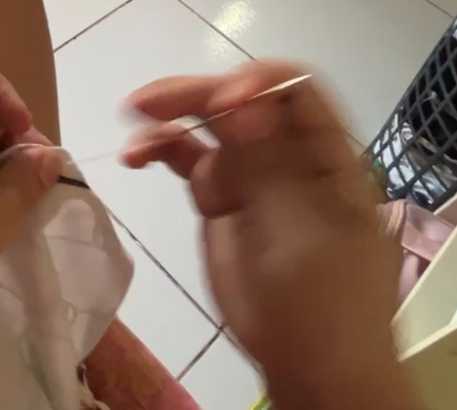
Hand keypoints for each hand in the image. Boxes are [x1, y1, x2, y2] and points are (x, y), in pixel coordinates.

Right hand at [122, 63, 417, 409]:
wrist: (311, 372)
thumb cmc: (324, 305)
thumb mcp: (301, 232)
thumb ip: (268, 163)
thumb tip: (239, 101)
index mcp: (324, 155)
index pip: (295, 91)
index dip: (256, 84)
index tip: (220, 104)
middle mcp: (286, 151)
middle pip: (238, 100)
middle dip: (194, 94)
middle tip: (147, 103)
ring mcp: (251, 171)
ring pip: (205, 122)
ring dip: (167, 114)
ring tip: (132, 118)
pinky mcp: (219, 193)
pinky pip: (184, 155)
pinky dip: (156, 147)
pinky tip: (134, 155)